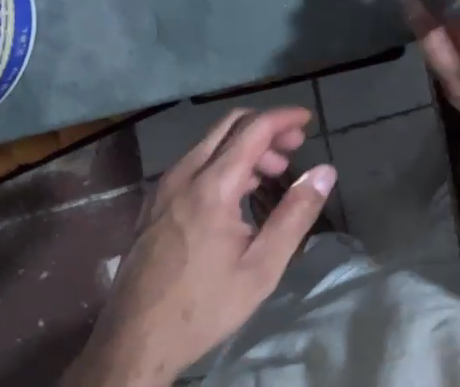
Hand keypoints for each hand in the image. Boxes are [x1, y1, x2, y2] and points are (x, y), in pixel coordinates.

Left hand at [64, 108, 335, 386]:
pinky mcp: (153, 204)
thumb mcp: (261, 268)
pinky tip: (237, 193)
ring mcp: (164, 188)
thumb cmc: (203, 306)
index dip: (283, 118)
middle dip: (265, 127)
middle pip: (229, 125)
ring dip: (244, 146)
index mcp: (211, 186)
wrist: (134, 342)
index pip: (253, 129)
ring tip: (271, 174)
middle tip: (293, 147)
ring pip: (209, 143)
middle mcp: (183, 175)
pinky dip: (222, 160)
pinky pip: (193, 163)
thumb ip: (295, 215)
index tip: (307, 120)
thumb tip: (324, 172)